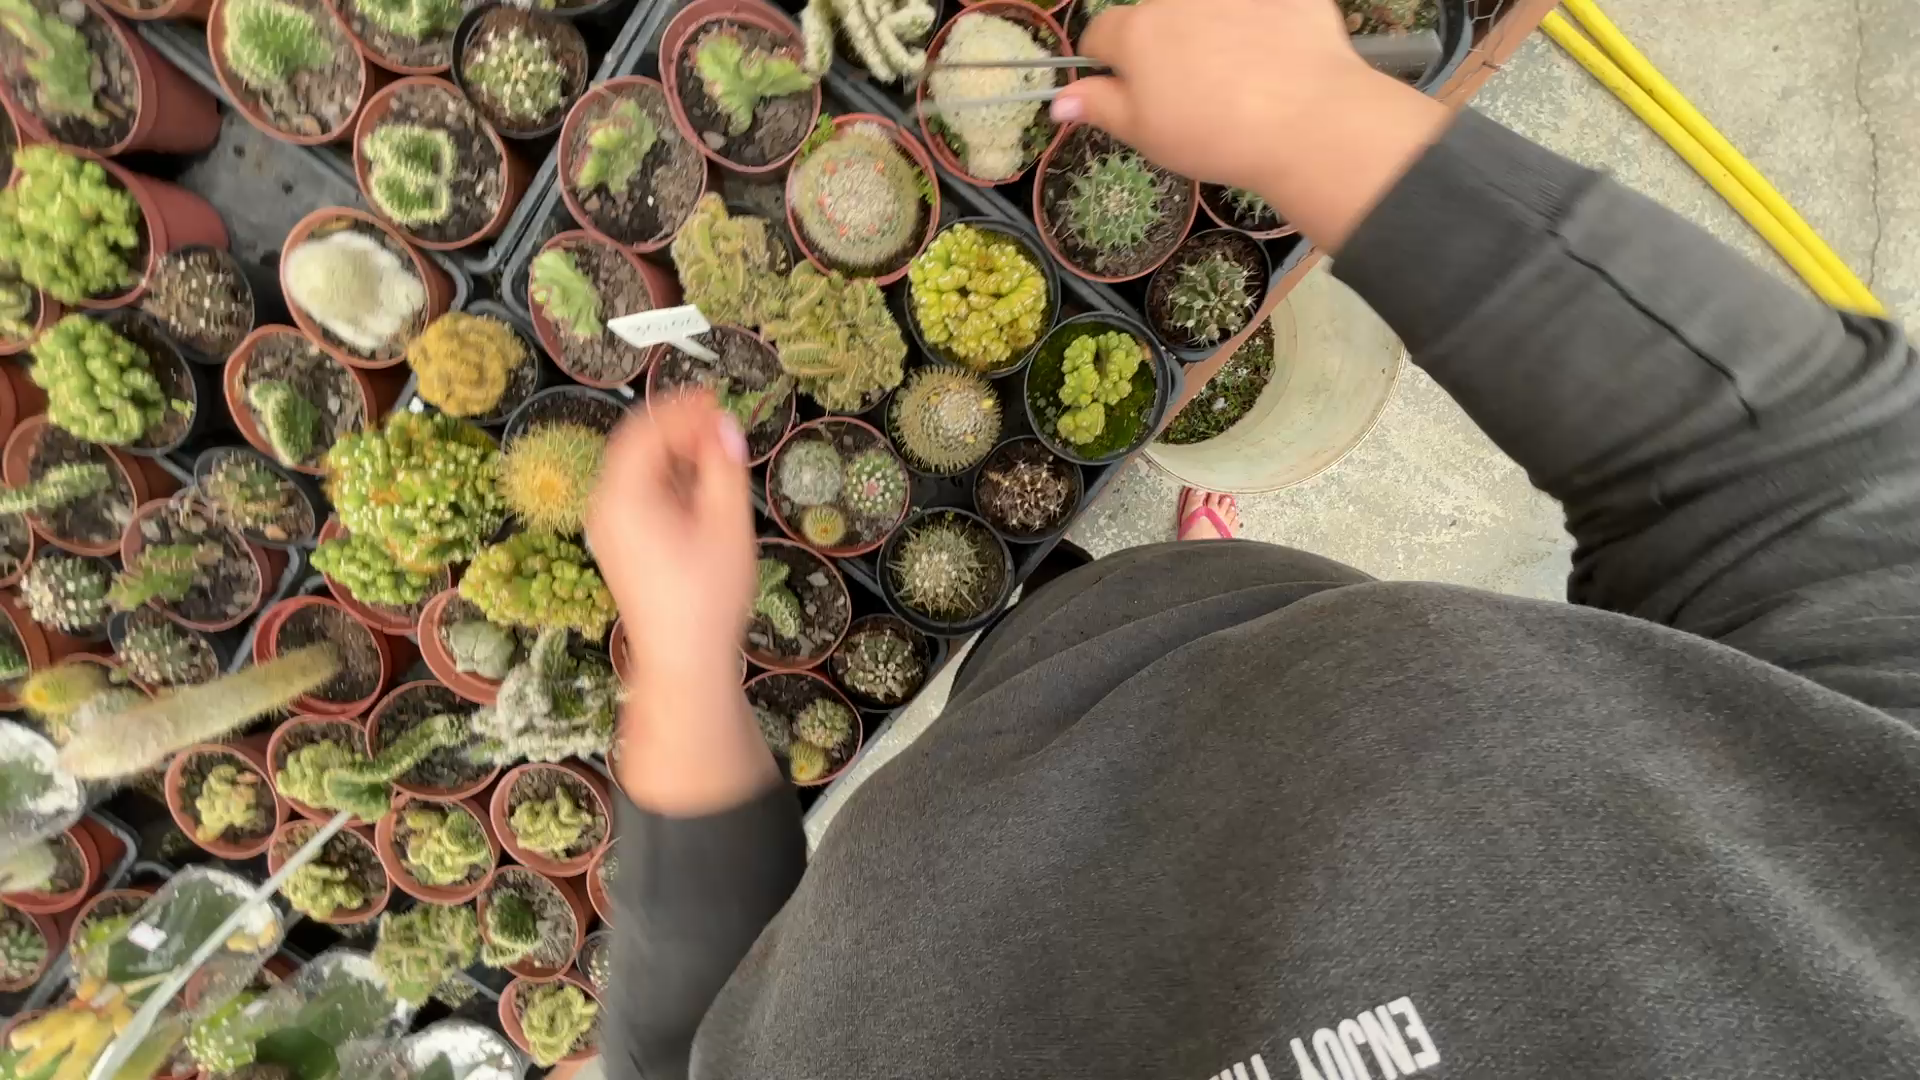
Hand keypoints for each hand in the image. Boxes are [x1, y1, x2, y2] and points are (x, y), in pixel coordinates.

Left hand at [588, 391, 753, 682]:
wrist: (684, 658)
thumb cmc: (707, 595)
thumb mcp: (726, 524)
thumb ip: (724, 467)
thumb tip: (724, 425)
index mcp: (623, 496)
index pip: (644, 430)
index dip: (681, 408)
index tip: (716, 397)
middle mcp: (605, 508)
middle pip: (637, 448)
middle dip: (680, 428)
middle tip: (721, 422)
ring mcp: (609, 529)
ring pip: (639, 472)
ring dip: (677, 454)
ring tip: (717, 452)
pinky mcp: (621, 545)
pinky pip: (640, 495)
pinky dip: (670, 480)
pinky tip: (701, 488)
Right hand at [1051, 0, 1451, 248]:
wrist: (1301, 117)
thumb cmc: (1209, 135)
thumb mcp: (1144, 133)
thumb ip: (1100, 107)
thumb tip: (1060, 98)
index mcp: (1137, 32)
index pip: (1099, 35)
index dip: (1104, 67)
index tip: (1124, 93)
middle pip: (1152, 17)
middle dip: (1159, 46)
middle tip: (1186, 93)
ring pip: (1199, 10)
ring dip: (1203, 32)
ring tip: (1232, 76)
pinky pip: (1249, 7)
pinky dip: (1251, 22)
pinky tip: (1267, 58)